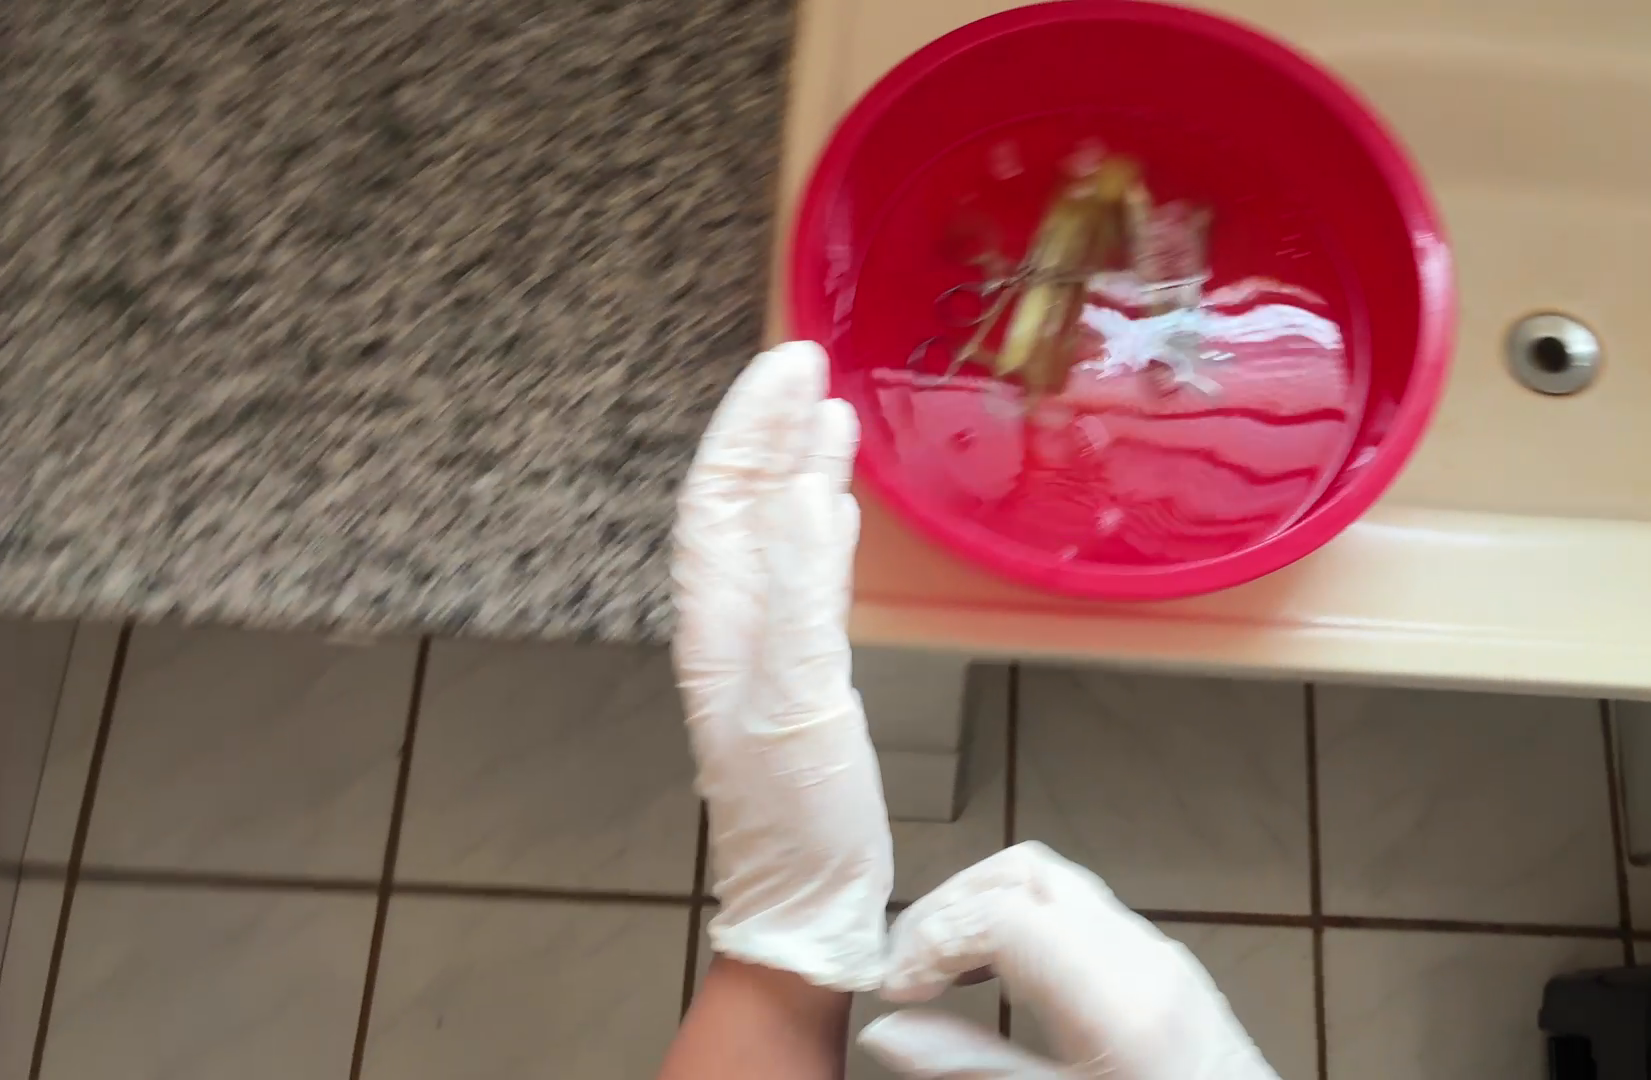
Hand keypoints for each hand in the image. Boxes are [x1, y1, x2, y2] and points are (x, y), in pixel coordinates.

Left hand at [671, 341, 889, 990]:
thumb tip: (811, 488)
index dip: (749, 424)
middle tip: (809, 365)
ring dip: (796, 467)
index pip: (721, 493)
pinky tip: (838, 502)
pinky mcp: (801, 661)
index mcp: (719, 616)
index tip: (790, 365)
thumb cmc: (798, 807)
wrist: (807, 895)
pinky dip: (820, 523)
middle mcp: (733, 616)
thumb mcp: (798, 696)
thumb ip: (803, 591)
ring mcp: (766, 638)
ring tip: (827, 416)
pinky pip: (806, 571)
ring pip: (775, 529)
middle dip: (770, 427)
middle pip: (743, 501)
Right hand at [858, 842, 1278, 1079]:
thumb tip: (883, 1032)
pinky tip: (998, 967)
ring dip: (985, 902)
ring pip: (1050, 879)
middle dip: (954, 901)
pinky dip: (1021, 919)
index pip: (1004, 914)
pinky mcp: (1159, 958)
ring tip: (942, 962)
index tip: (895, 984)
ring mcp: (1155, 947)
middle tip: (910, 962)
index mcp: (1118, 998)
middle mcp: (1138, 951)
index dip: (935, 935)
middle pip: (1025, 871)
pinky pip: (1076, 908)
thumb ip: (969, 1067)